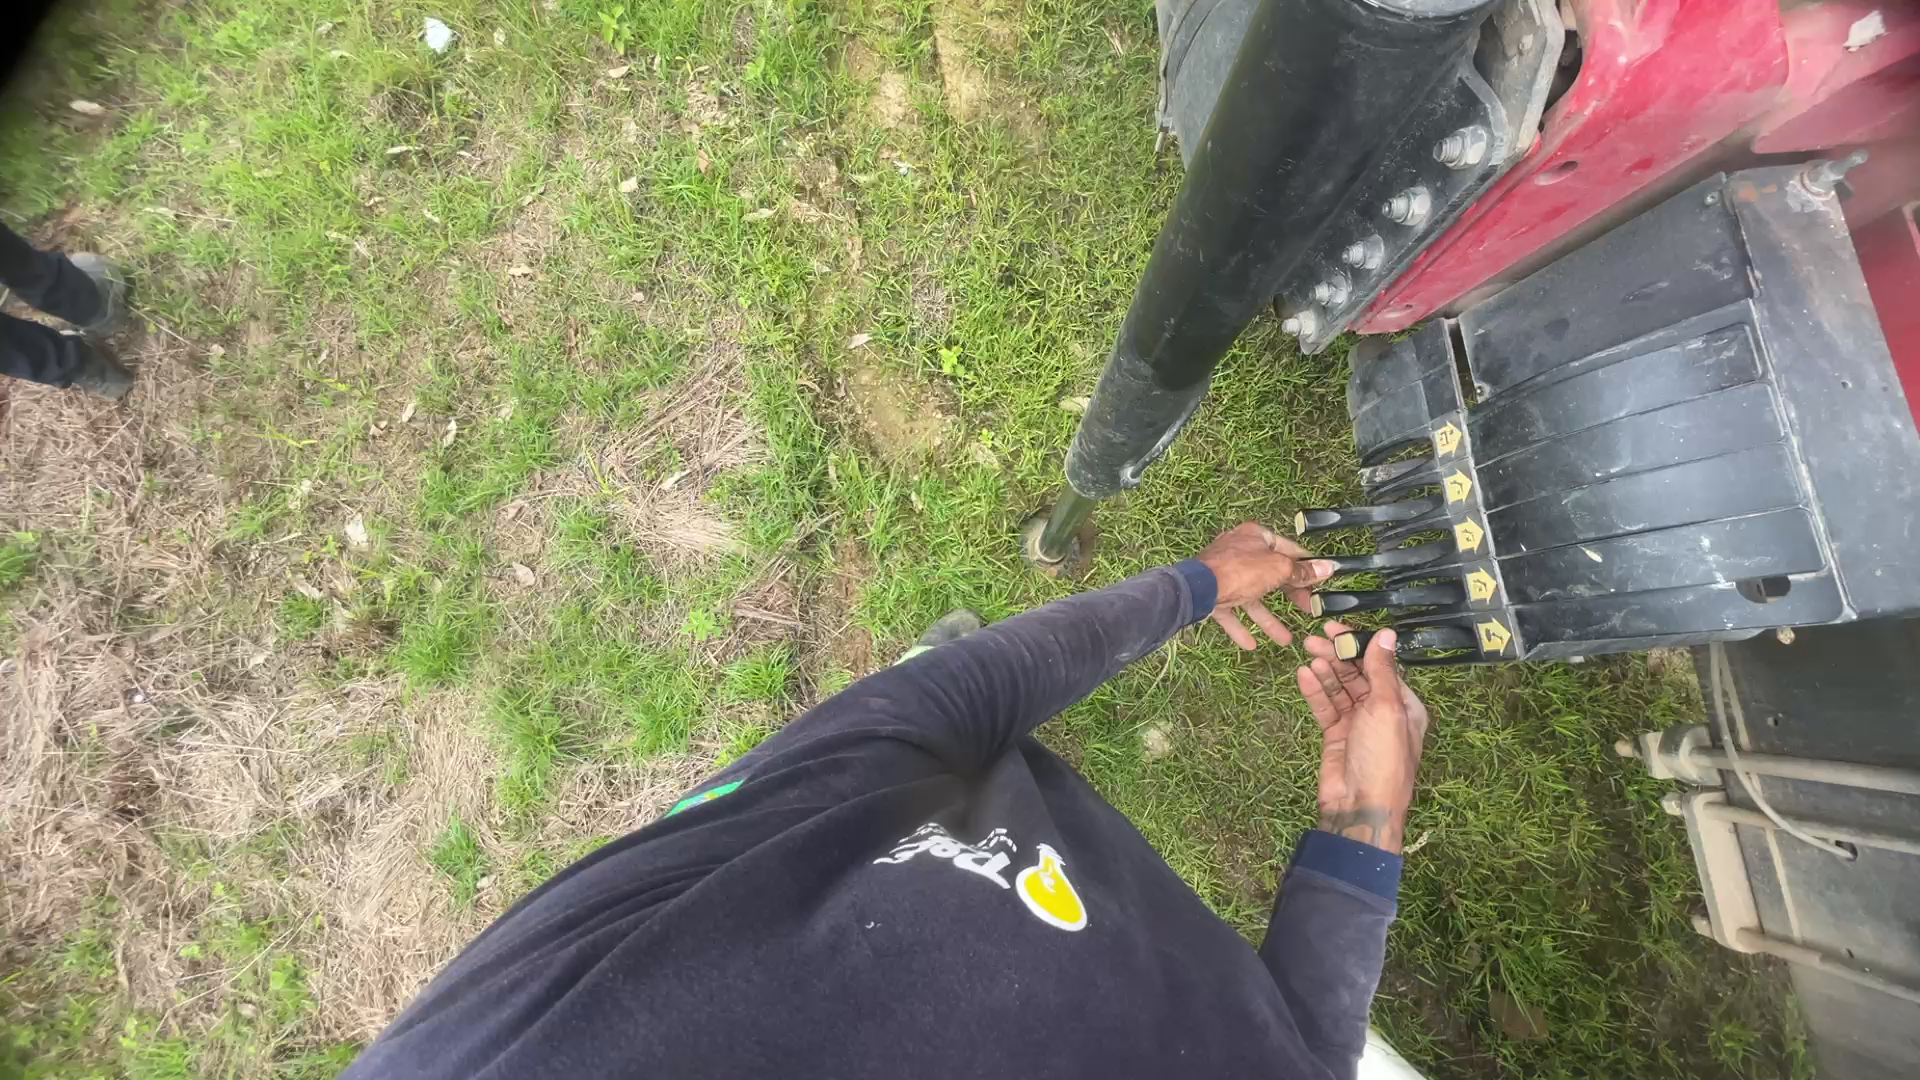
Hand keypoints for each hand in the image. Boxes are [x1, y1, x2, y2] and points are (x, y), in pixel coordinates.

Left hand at [1194, 522, 1335, 648]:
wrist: (1198, 589)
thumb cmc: (1240, 571)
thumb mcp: (1278, 569)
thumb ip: (1301, 571)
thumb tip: (1326, 568)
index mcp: (1254, 537)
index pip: (1288, 549)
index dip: (1306, 565)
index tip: (1321, 579)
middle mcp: (1238, 552)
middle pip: (1271, 575)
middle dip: (1290, 596)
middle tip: (1309, 610)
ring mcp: (1223, 575)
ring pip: (1251, 598)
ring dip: (1267, 620)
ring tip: (1286, 640)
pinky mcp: (1212, 594)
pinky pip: (1231, 612)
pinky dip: (1241, 627)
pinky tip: (1251, 644)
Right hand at [1296, 622, 1430, 853]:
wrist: (1360, 805)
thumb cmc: (1383, 758)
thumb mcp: (1386, 709)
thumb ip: (1382, 670)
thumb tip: (1386, 634)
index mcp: (1404, 705)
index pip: (1380, 665)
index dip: (1358, 645)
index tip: (1334, 629)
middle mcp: (1382, 711)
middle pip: (1356, 675)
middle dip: (1336, 656)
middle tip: (1313, 640)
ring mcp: (1357, 722)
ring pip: (1339, 689)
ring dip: (1324, 672)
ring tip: (1306, 657)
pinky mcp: (1336, 733)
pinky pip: (1325, 706)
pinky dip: (1315, 691)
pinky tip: (1303, 677)